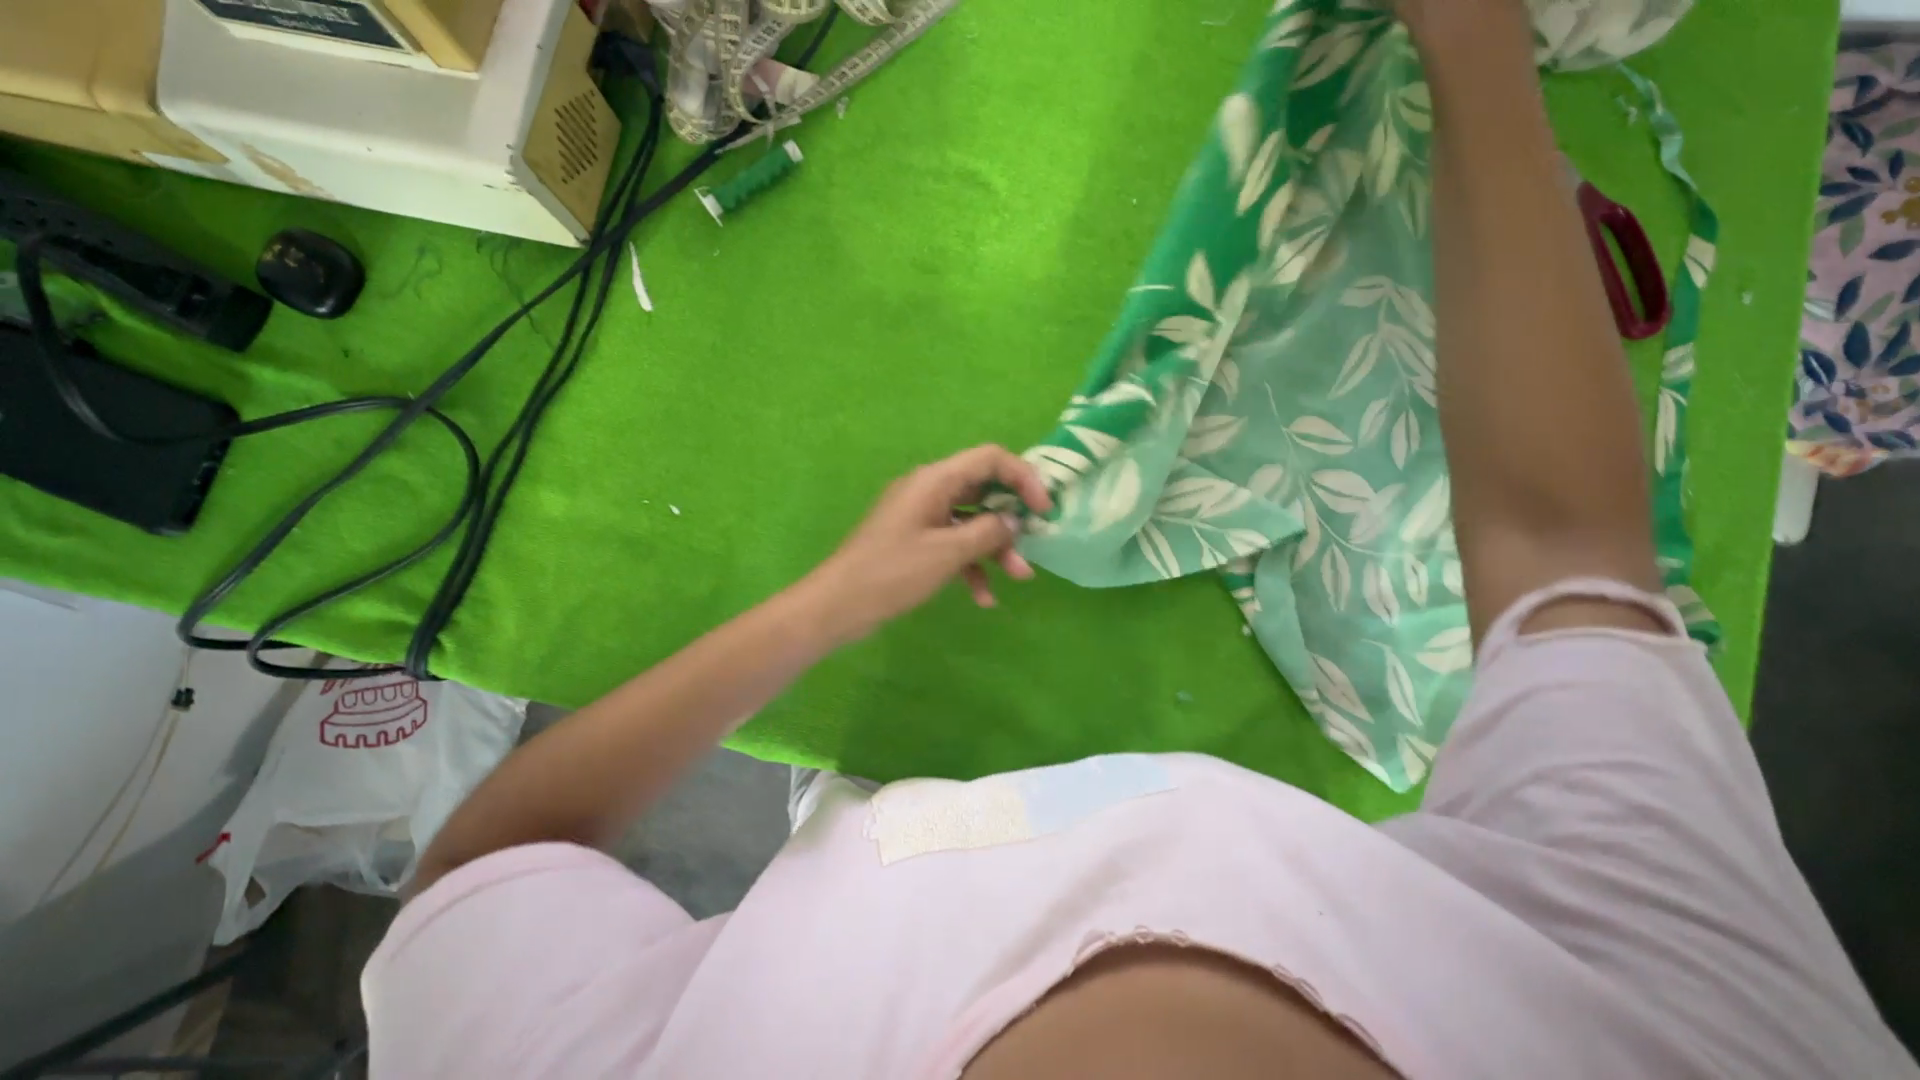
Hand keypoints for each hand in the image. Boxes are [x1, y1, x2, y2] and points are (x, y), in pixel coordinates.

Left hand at [804, 445, 1053, 640]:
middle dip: (1012, 519)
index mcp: (934, 480)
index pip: (990, 458)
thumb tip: (1012, 521)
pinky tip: (984, 598)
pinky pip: (952, 544)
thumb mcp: (947, 553)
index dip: (1023, 477)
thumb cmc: (892, 572)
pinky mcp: (914, 542)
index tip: (1043, 509)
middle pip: (983, 490)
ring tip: (1020, 578)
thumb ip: (987, 532)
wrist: (839, 604)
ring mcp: (920, 516)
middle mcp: (929, 490)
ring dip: (996, 547)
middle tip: (1035, 544)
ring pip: (971, 521)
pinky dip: (971, 565)